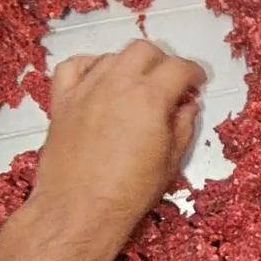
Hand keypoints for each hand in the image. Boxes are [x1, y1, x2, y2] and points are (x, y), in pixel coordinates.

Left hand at [19, 41, 205, 260]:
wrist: (80, 210)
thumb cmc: (131, 191)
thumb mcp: (171, 161)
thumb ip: (184, 126)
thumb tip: (187, 106)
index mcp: (150, 98)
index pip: (179, 68)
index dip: (194, 73)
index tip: (198, 83)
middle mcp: (117, 84)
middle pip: (145, 51)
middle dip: (163, 62)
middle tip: (170, 83)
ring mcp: (86, 89)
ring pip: (112, 56)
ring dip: (131, 65)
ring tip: (137, 85)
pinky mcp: (62, 101)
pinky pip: (73, 66)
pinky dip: (90, 66)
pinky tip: (99, 80)